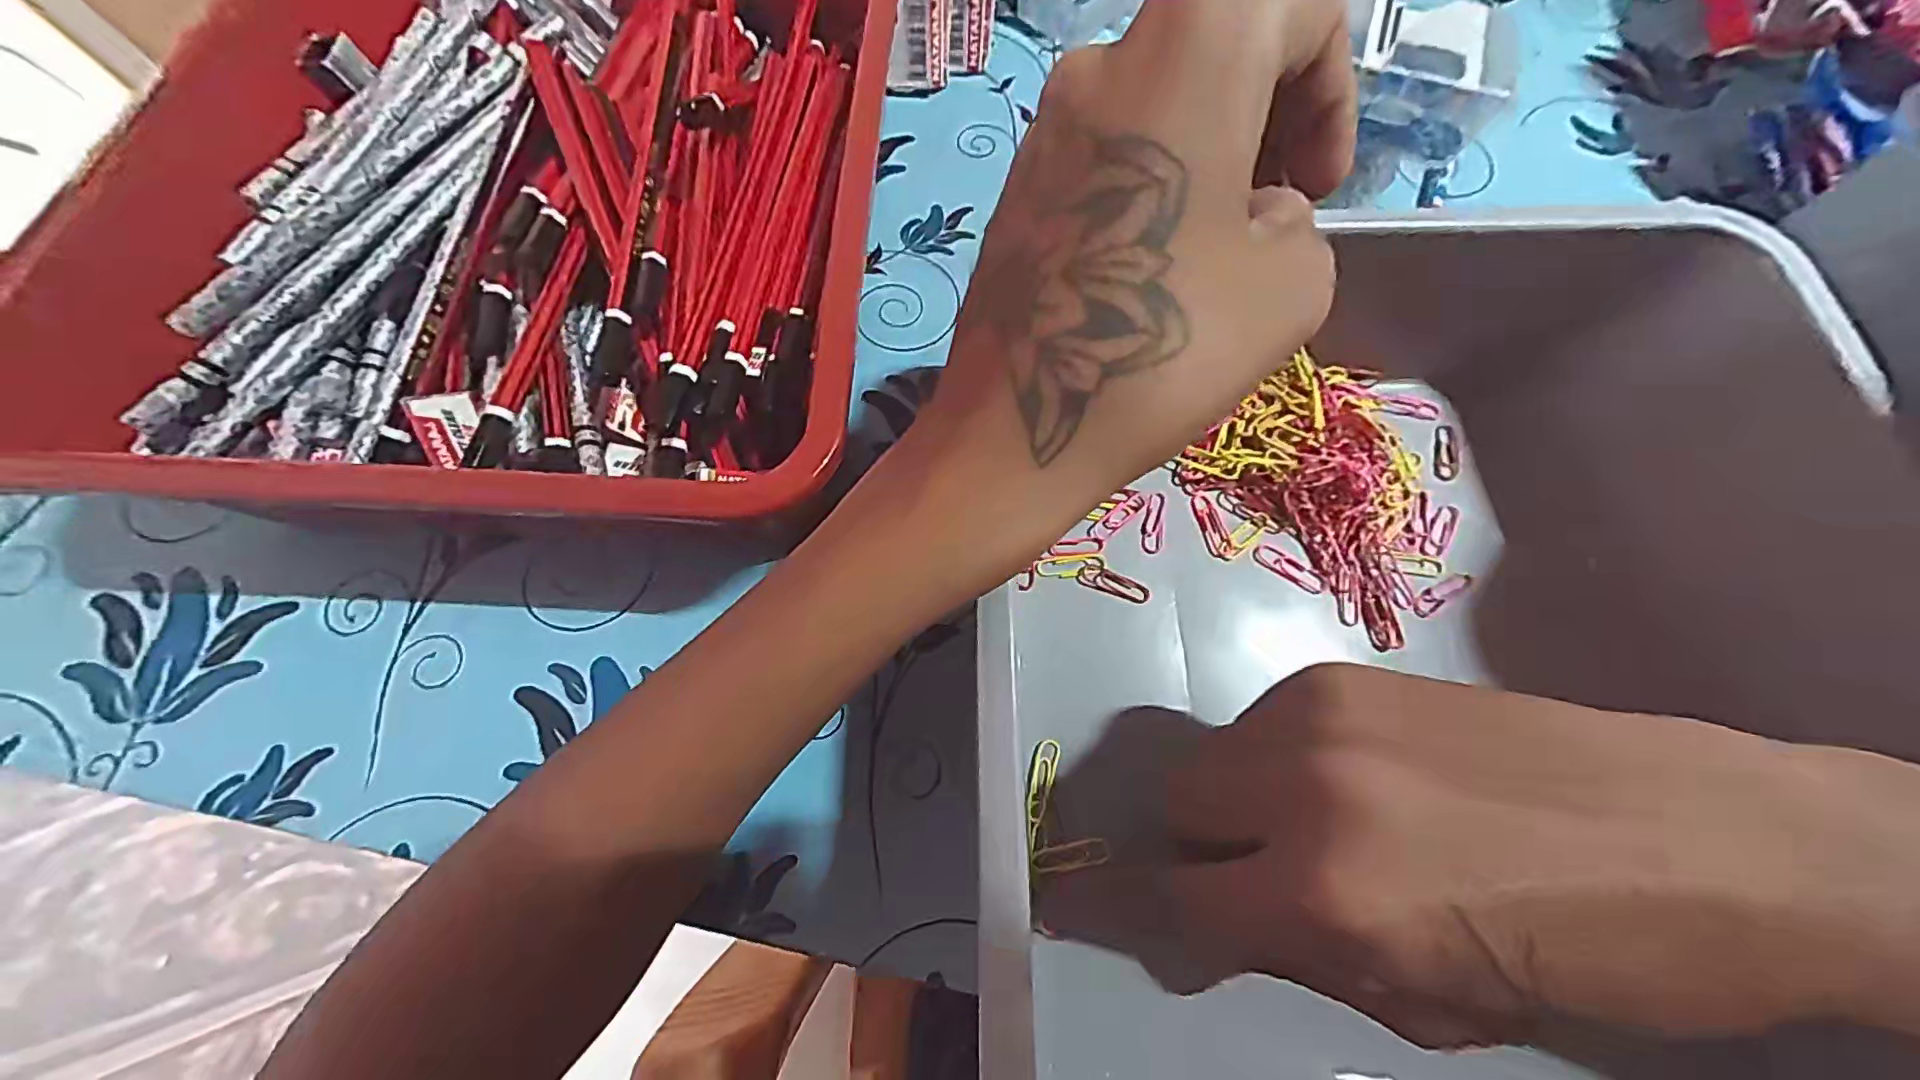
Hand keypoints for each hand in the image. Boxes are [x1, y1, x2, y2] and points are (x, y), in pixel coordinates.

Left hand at [880, 0, 1355, 578]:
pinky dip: (1146, 194)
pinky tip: (1148, 271)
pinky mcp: (1014, 195)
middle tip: (1276, 213)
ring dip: (1205, 163)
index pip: (1290, 3)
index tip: (1320, 182)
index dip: (1334, 83)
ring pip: (1155, 110)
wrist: (1020, 430)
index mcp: (1186, 54)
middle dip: (1268, 120)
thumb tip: (1256, 214)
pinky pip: (1103, 163)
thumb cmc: (1164, 353)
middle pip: (1214, 49)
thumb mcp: (1292, 283)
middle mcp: (1098, 69)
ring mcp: (1042, 135)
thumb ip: (1298, 219)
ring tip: (1211, 256)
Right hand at [1043, 664, 1919, 1046]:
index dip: (1113, 904)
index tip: (1067, 900)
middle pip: (1174, 800)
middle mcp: (1300, 784)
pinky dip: (1277, 759)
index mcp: (1326, 890)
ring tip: (1321, 820)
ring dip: (1238, 797)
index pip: (1172, 896)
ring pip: (1214, 755)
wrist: (1712, 835)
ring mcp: (1317, 713)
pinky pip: (1262, 724)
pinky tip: (1356, 777)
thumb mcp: (1430, 1000)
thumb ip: (1295, 955)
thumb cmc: (1586, 958)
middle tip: (1252, 868)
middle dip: (1193, 842)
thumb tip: (1203, 925)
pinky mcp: (1340, 674)